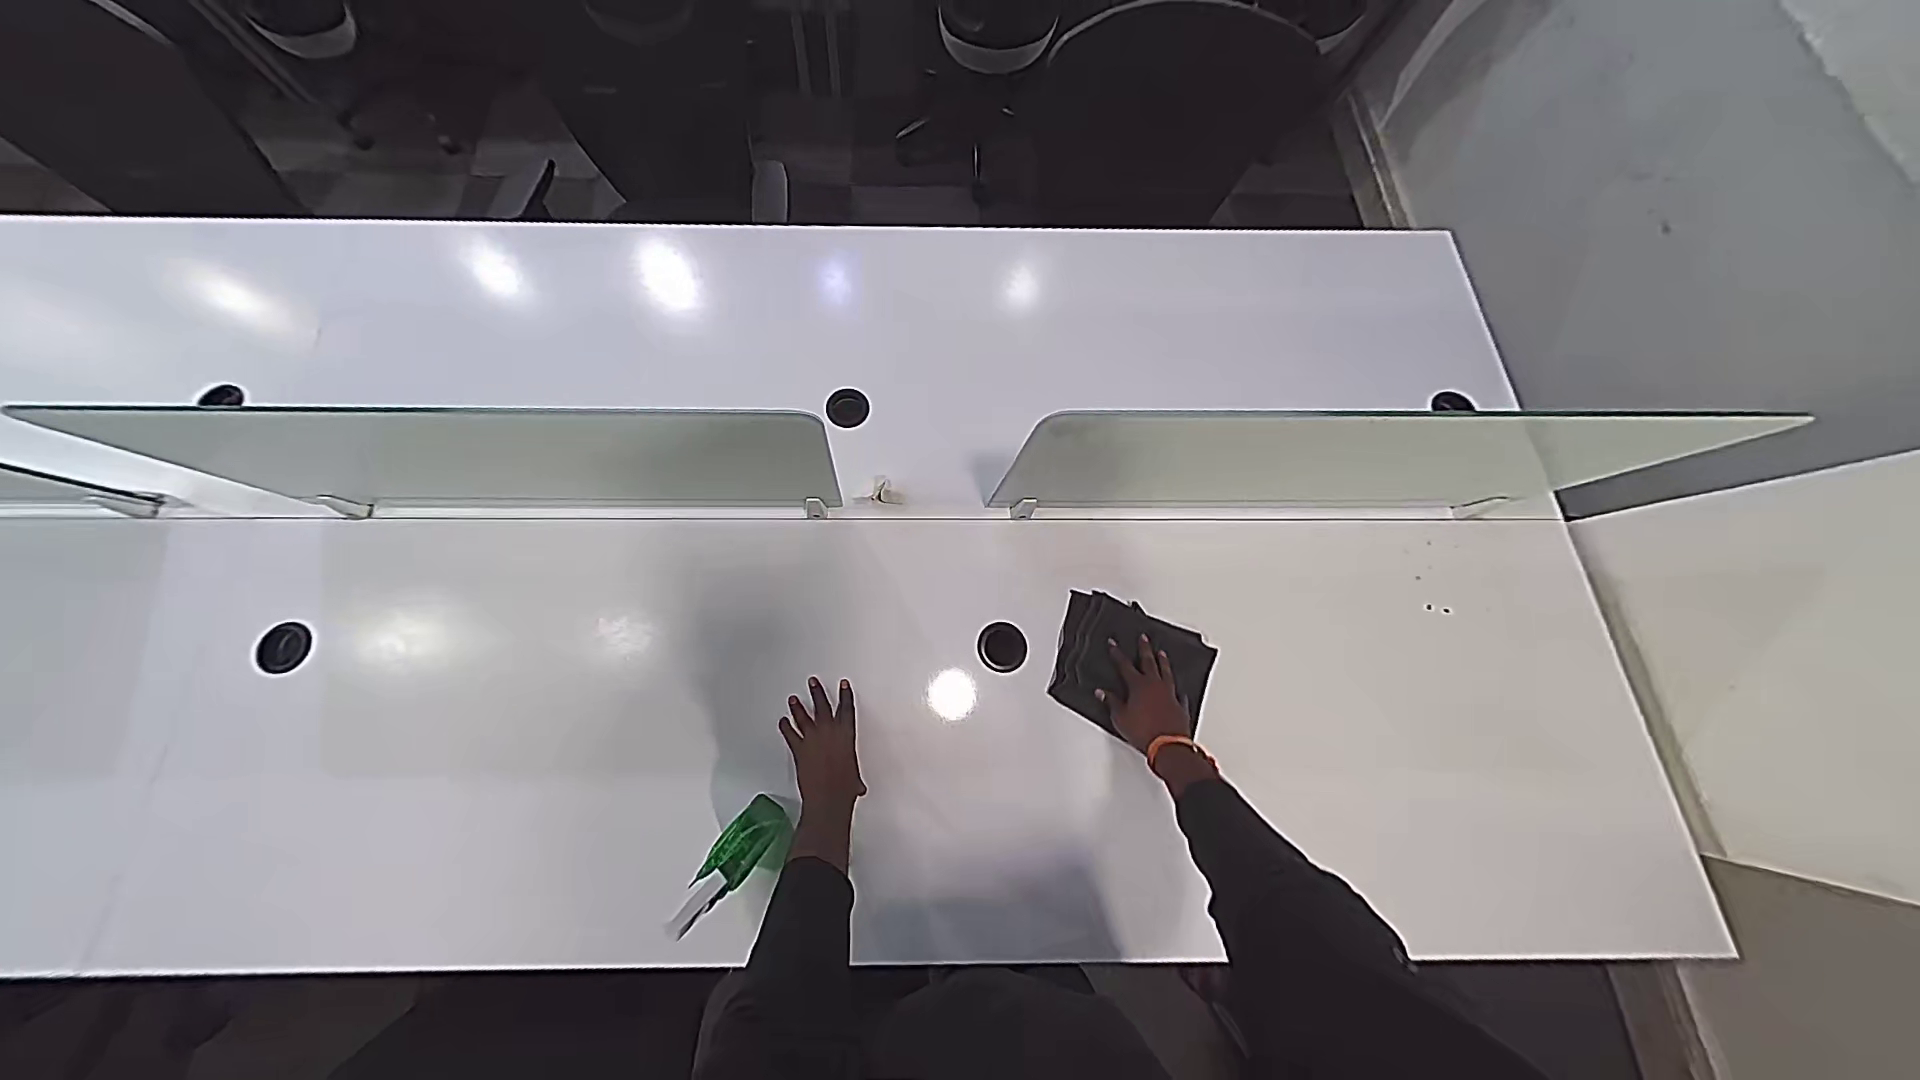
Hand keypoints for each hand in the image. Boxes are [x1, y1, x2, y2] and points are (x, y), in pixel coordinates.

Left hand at [780, 677, 865, 811]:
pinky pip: (790, 734)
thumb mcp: (854, 778)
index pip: (846, 708)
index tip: (843, 684)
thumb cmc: (844, 787)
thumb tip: (856, 786)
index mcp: (846, 734)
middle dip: (817, 692)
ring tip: (793, 698)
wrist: (828, 796)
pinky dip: (786, 727)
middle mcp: (828, 731)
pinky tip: (783, 721)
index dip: (845, 695)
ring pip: (803, 716)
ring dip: (797, 707)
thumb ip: (854, 778)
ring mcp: (812, 738)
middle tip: (813, 681)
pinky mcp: (798, 748)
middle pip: (822, 705)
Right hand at [1097, 634, 1193, 754]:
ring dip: (1162, 661)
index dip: (1117, 653)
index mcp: (1138, 686)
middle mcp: (1154, 685)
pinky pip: (1178, 692)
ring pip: (1165, 671)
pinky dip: (1176, 688)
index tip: (1113, 643)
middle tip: (1144, 638)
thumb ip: (1112, 702)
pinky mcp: (1179, 705)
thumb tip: (1103, 693)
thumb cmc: (1144, 732)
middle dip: (1144, 648)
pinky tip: (1179, 688)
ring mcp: (1169, 693)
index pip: (1124, 664)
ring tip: (1161, 652)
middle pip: (1148, 661)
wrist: (1168, 745)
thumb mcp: (1120, 717)